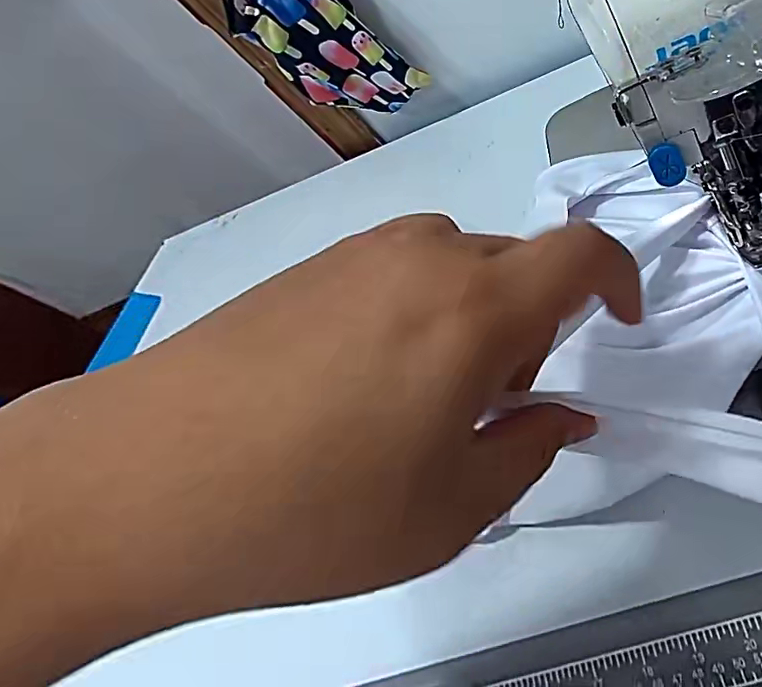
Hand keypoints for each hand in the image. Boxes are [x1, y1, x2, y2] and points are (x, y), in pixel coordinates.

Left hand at [0, 215, 640, 686]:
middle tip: (495, 404)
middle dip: (536, 325)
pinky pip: (410, 266)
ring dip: (479, 316)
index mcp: (477, 307)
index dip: (619, 277)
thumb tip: (567, 414)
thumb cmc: (312, 510)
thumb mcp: (448, 512)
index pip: (583, 252)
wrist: (141, 474)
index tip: (620, 321)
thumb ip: (529, 451)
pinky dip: (427, 306)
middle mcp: (432, 255)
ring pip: (466, 265)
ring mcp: (371, 249)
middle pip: (523, 266)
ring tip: (425, 395)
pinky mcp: (323, 259)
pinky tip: (366, 374)